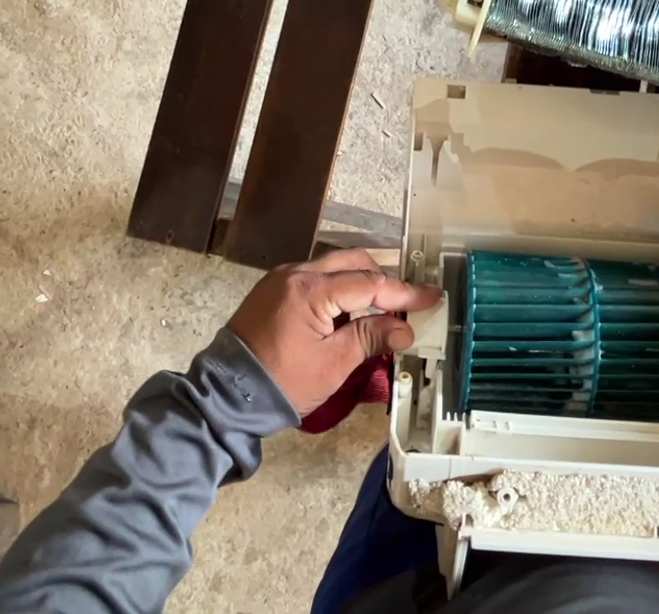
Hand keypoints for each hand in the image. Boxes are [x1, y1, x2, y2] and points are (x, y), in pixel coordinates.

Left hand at [227, 248, 442, 417]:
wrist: (227, 396)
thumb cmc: (282, 383)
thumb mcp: (333, 364)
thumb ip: (370, 338)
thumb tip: (404, 329)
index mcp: (310, 289)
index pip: (368, 283)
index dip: (403, 292)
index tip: (431, 297)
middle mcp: (295, 273)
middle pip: (352, 262)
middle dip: (383, 280)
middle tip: (408, 302)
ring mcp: (282, 278)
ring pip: (334, 267)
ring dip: (361, 283)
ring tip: (383, 310)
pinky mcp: (274, 289)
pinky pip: (316, 278)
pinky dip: (339, 289)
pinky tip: (351, 312)